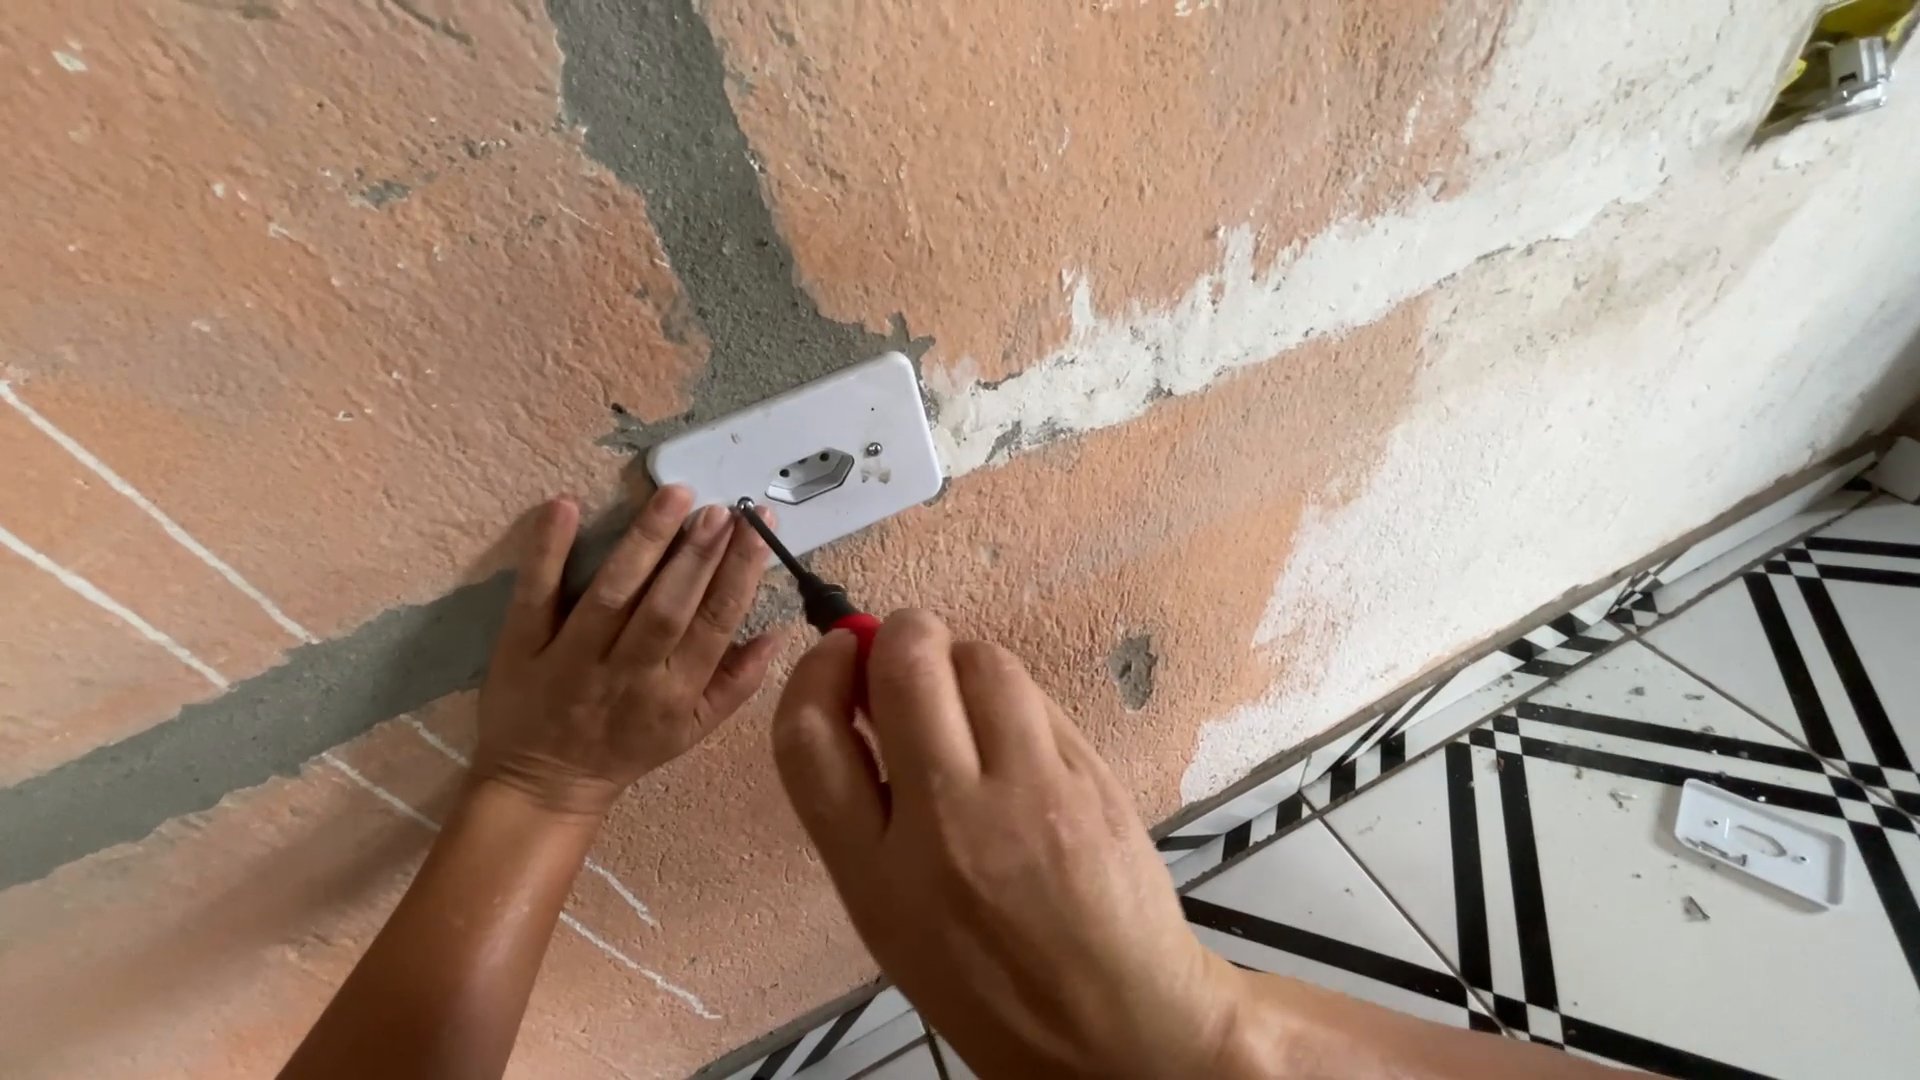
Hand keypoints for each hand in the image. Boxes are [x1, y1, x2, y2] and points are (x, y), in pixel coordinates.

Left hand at [474, 486, 781, 817]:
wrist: (542, 785)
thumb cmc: (629, 749)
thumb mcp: (694, 730)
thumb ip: (737, 683)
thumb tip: (777, 633)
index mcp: (675, 692)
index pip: (716, 622)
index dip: (741, 572)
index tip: (758, 528)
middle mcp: (628, 672)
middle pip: (670, 605)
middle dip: (700, 554)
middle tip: (724, 509)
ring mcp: (571, 657)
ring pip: (614, 593)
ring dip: (645, 541)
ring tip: (676, 496)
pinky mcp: (521, 647)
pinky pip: (536, 595)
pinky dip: (548, 551)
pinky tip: (565, 506)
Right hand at [771, 611, 1242, 1077]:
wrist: (1114, 1026)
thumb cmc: (988, 976)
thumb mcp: (893, 913)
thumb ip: (866, 806)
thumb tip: (860, 695)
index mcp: (875, 876)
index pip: (808, 738)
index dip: (814, 674)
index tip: (837, 652)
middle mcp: (945, 825)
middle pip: (905, 668)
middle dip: (901, 632)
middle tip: (911, 649)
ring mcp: (1026, 794)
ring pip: (981, 660)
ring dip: (963, 657)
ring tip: (972, 695)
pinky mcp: (1087, 776)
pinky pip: (1035, 694)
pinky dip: (1013, 692)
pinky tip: (1019, 730)